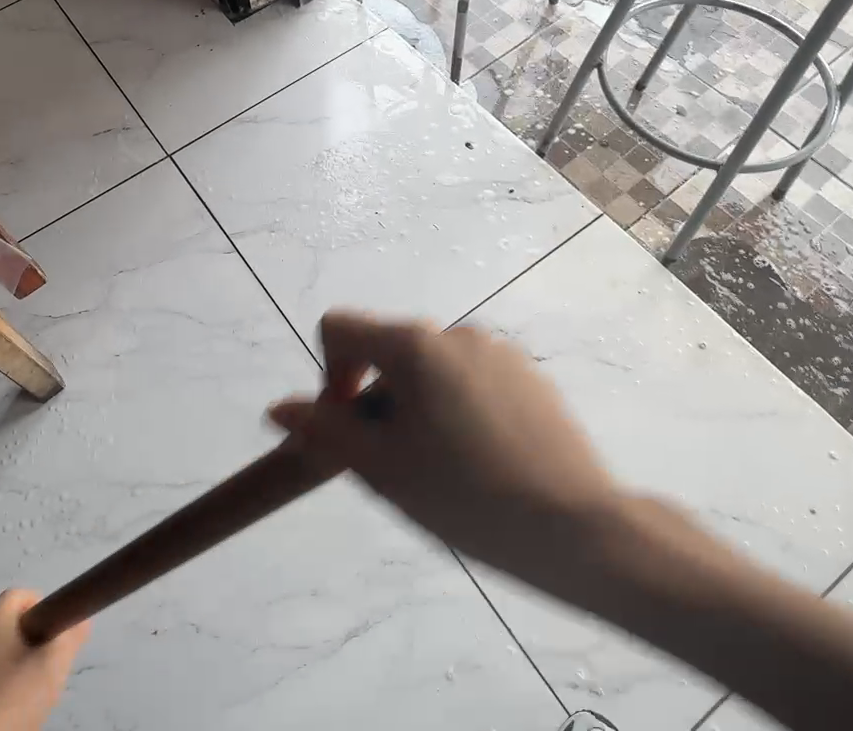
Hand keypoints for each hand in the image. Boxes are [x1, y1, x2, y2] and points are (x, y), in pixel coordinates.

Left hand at [0, 589, 89, 730]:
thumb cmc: (19, 695)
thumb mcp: (58, 662)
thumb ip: (73, 634)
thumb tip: (81, 621)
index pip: (20, 594)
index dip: (41, 608)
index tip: (52, 633)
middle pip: (2, 618)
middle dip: (23, 631)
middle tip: (40, 656)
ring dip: (6, 651)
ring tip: (23, 679)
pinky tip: (3, 696)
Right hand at [267, 311, 624, 579]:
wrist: (574, 526)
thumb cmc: (464, 496)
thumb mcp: (381, 468)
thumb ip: (325, 430)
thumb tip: (278, 408)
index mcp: (413, 345)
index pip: (339, 327)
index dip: (327, 372)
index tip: (347, 424)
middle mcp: (455, 332)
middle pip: (387, 348)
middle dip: (374, 394)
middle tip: (395, 458)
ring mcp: (499, 350)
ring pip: (430, 366)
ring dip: (417, 402)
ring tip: (443, 464)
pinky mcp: (530, 374)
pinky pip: (471, 377)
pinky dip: (457, 405)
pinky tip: (482, 458)